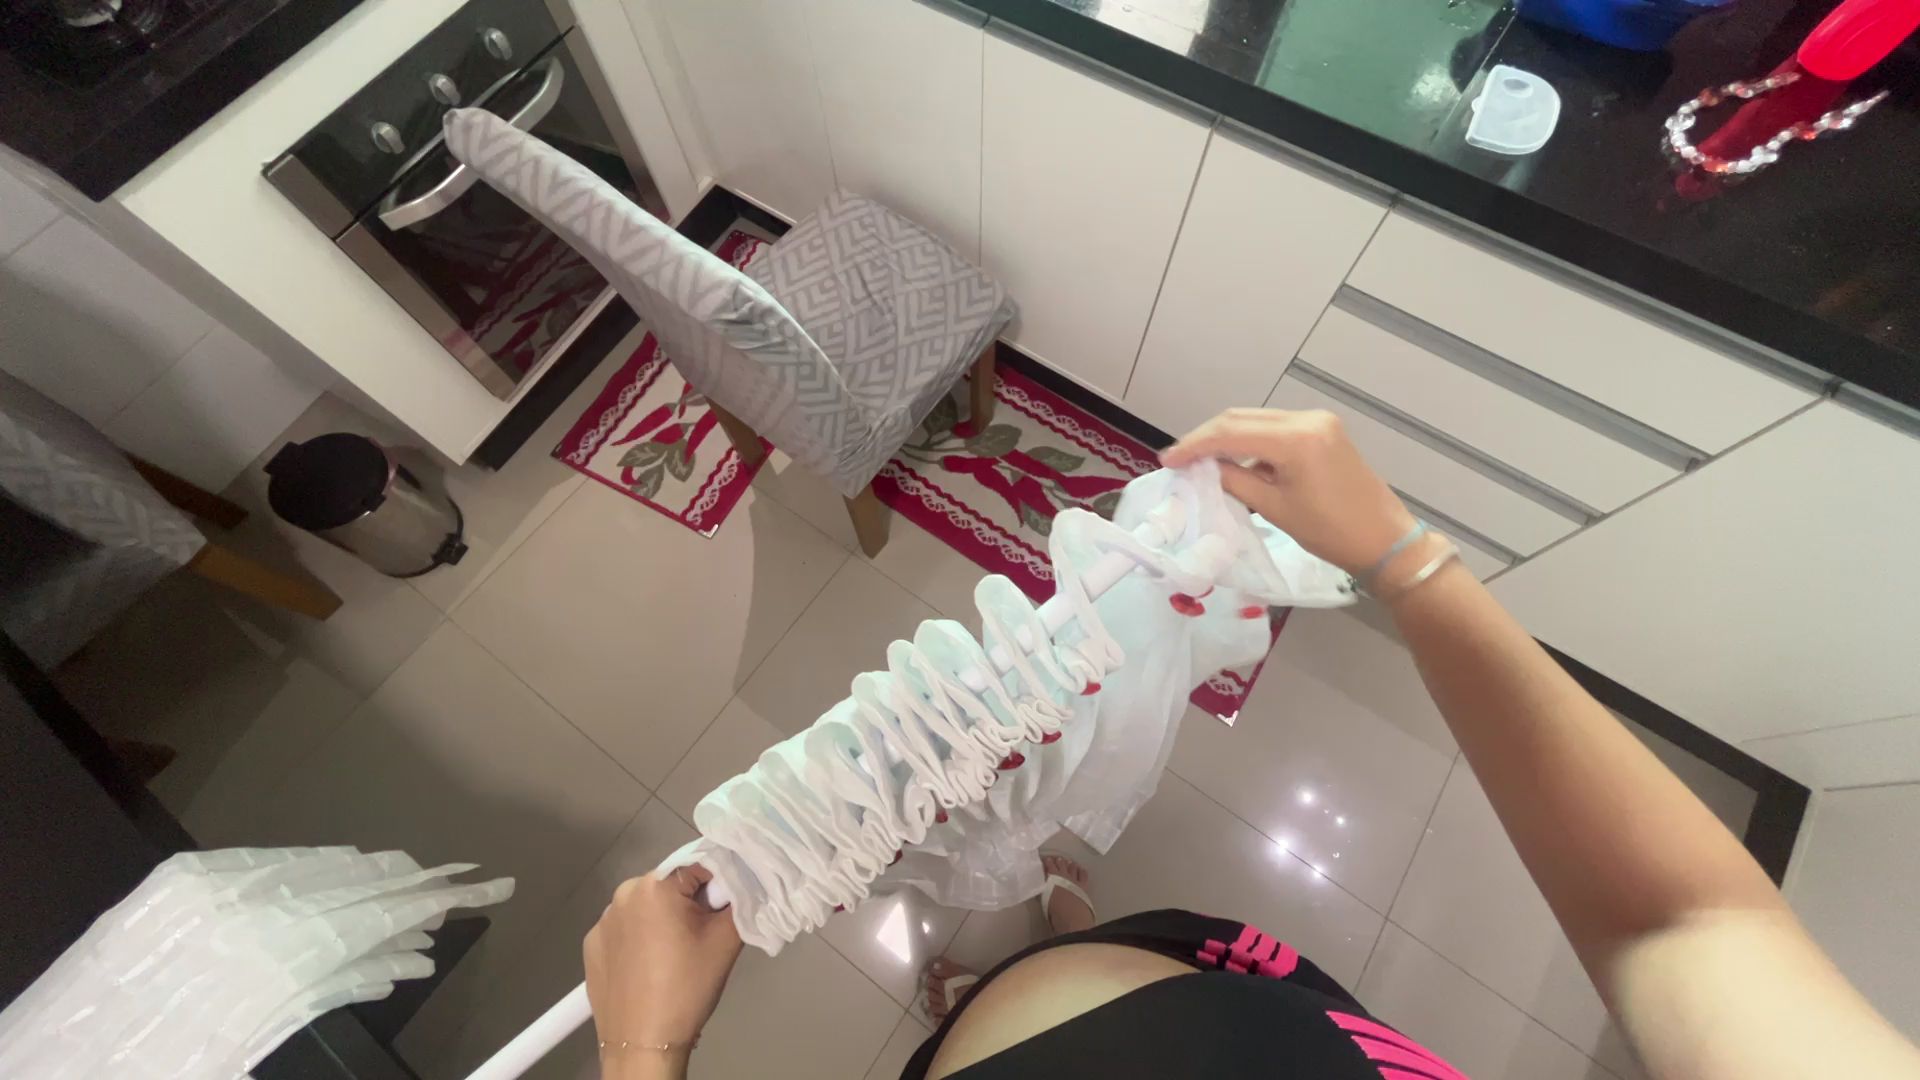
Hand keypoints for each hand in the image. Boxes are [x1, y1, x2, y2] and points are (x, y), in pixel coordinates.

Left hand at [584, 864, 741, 1068]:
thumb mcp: (728, 937)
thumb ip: (741, 897)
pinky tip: (650, 964)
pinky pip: (626, 927)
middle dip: (690, 900)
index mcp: (656, 885)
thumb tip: (744, 879)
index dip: (718, 884)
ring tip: (675, 953)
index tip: (724, 910)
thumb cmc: (688, 987)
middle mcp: (624, 894)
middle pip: (672, 883)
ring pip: (648, 904)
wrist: (644, 1047)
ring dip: (664, 917)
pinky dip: (640, 936)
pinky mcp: (591, 946)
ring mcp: (603, 921)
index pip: (700, 865)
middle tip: (701, 935)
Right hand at [1161, 408, 1417, 575]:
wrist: (1384, 540)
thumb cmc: (1329, 531)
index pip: (1230, 432)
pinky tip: (1231, 461)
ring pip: (1255, 420)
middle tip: (1178, 460)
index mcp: (1296, 439)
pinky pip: (1273, 428)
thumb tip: (1201, 469)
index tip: (1167, 460)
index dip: (1193, 445)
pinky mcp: (1321, 430)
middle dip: (1205, 437)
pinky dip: (1247, 441)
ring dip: (1225, 438)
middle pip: (1240, 418)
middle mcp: (1306, 420)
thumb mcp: (1272, 507)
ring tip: (1198, 461)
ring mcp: (1316, 421)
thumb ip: (1233, 480)